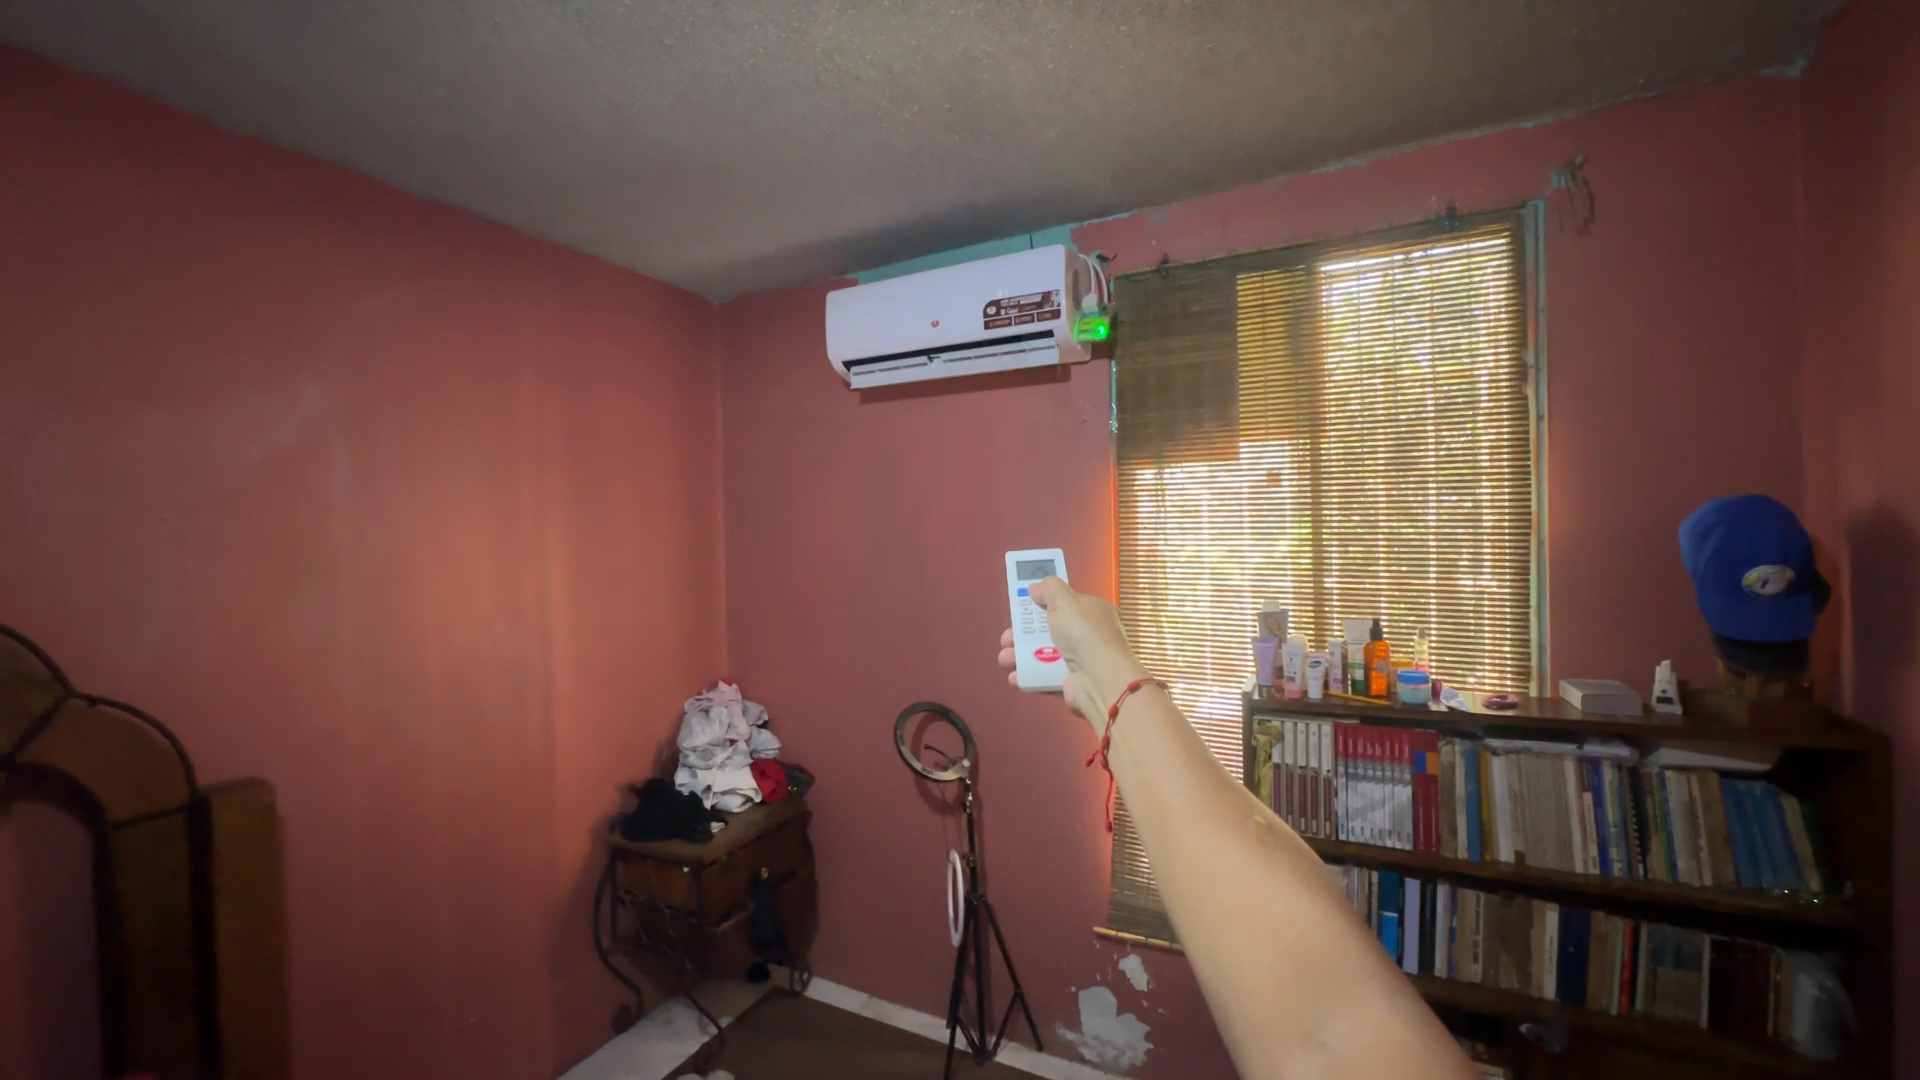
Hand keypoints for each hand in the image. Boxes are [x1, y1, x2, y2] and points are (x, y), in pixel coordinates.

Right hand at [998, 577, 1150, 730]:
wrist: (1098, 678)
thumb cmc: (1083, 632)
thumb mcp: (1065, 599)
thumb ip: (1048, 588)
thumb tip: (1035, 588)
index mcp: (1091, 612)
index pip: (1065, 604)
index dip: (1042, 604)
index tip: (1022, 607)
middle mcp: (1087, 636)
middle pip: (1048, 630)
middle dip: (1023, 633)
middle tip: (1007, 637)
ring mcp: (1079, 661)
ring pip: (1042, 655)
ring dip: (1019, 656)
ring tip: (1005, 658)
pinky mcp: (1069, 683)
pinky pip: (1044, 676)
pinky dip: (1027, 676)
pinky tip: (1015, 676)